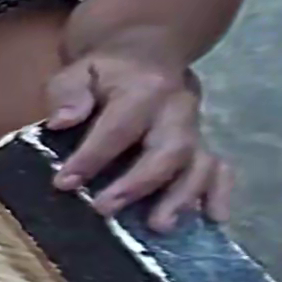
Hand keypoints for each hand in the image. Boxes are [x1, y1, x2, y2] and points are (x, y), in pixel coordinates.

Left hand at [45, 50, 231, 232]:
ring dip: (181, 197)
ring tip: (159, 226)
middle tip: (104, 210)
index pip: (119, 128)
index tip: (64, 183)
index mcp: (144, 90)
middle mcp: (177, 110)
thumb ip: (68, 94)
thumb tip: (62, 121)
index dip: (91, 158)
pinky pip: (219, 168)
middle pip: (169, 150)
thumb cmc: (102, 71)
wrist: (146, 55)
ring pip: (199, 163)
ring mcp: (194, 128)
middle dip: (137, 183)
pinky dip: (217, 193)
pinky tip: (213, 219)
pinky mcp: (201, 144)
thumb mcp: (77, 72)